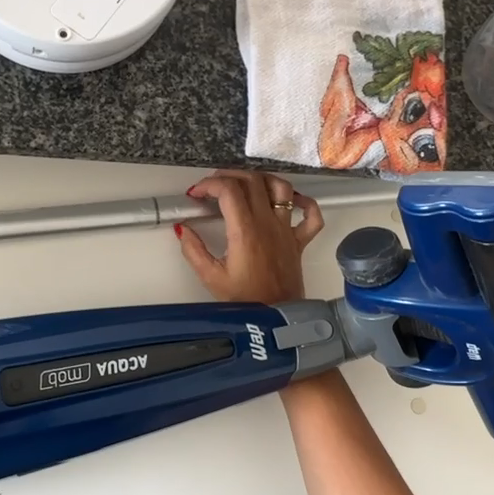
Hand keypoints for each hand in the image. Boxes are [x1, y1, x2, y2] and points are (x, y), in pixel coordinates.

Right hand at [177, 170, 324, 303]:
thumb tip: (182, 229)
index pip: (229, 190)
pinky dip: (303, 201)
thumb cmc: (246, 301)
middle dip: (228, 175)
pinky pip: (311, 214)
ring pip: (280, 188)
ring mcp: (287, 230)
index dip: (209, 184)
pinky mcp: (299, 240)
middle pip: (252, 181)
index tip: (197, 193)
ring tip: (244, 184)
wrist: (278, 319)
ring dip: (261, 179)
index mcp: (245, 232)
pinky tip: (290, 199)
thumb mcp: (211, 278)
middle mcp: (268, 224)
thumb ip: (193, 250)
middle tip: (212, 186)